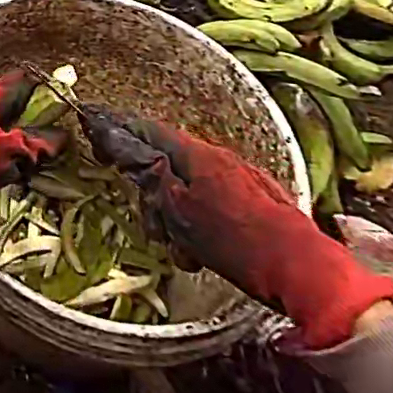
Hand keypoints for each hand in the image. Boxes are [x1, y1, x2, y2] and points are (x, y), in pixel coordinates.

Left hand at [0, 74, 65, 223]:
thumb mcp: (9, 154)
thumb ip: (37, 144)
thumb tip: (62, 137)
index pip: (22, 81)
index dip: (43, 91)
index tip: (59, 107)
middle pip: (8, 98)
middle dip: (28, 114)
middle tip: (46, 133)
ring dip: (10, 128)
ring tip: (26, 149)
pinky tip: (0, 155)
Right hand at [81, 106, 392, 348]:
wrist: (305, 272)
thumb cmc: (234, 241)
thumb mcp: (178, 210)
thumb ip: (148, 174)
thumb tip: (120, 143)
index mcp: (193, 153)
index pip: (142, 127)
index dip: (112, 125)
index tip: (88, 120)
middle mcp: (214, 156)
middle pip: (163, 159)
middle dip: (149, 189)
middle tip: (149, 221)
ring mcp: (237, 175)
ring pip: (185, 184)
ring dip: (173, 213)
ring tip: (179, 248)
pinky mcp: (252, 198)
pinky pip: (208, 200)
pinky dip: (195, 221)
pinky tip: (198, 251)